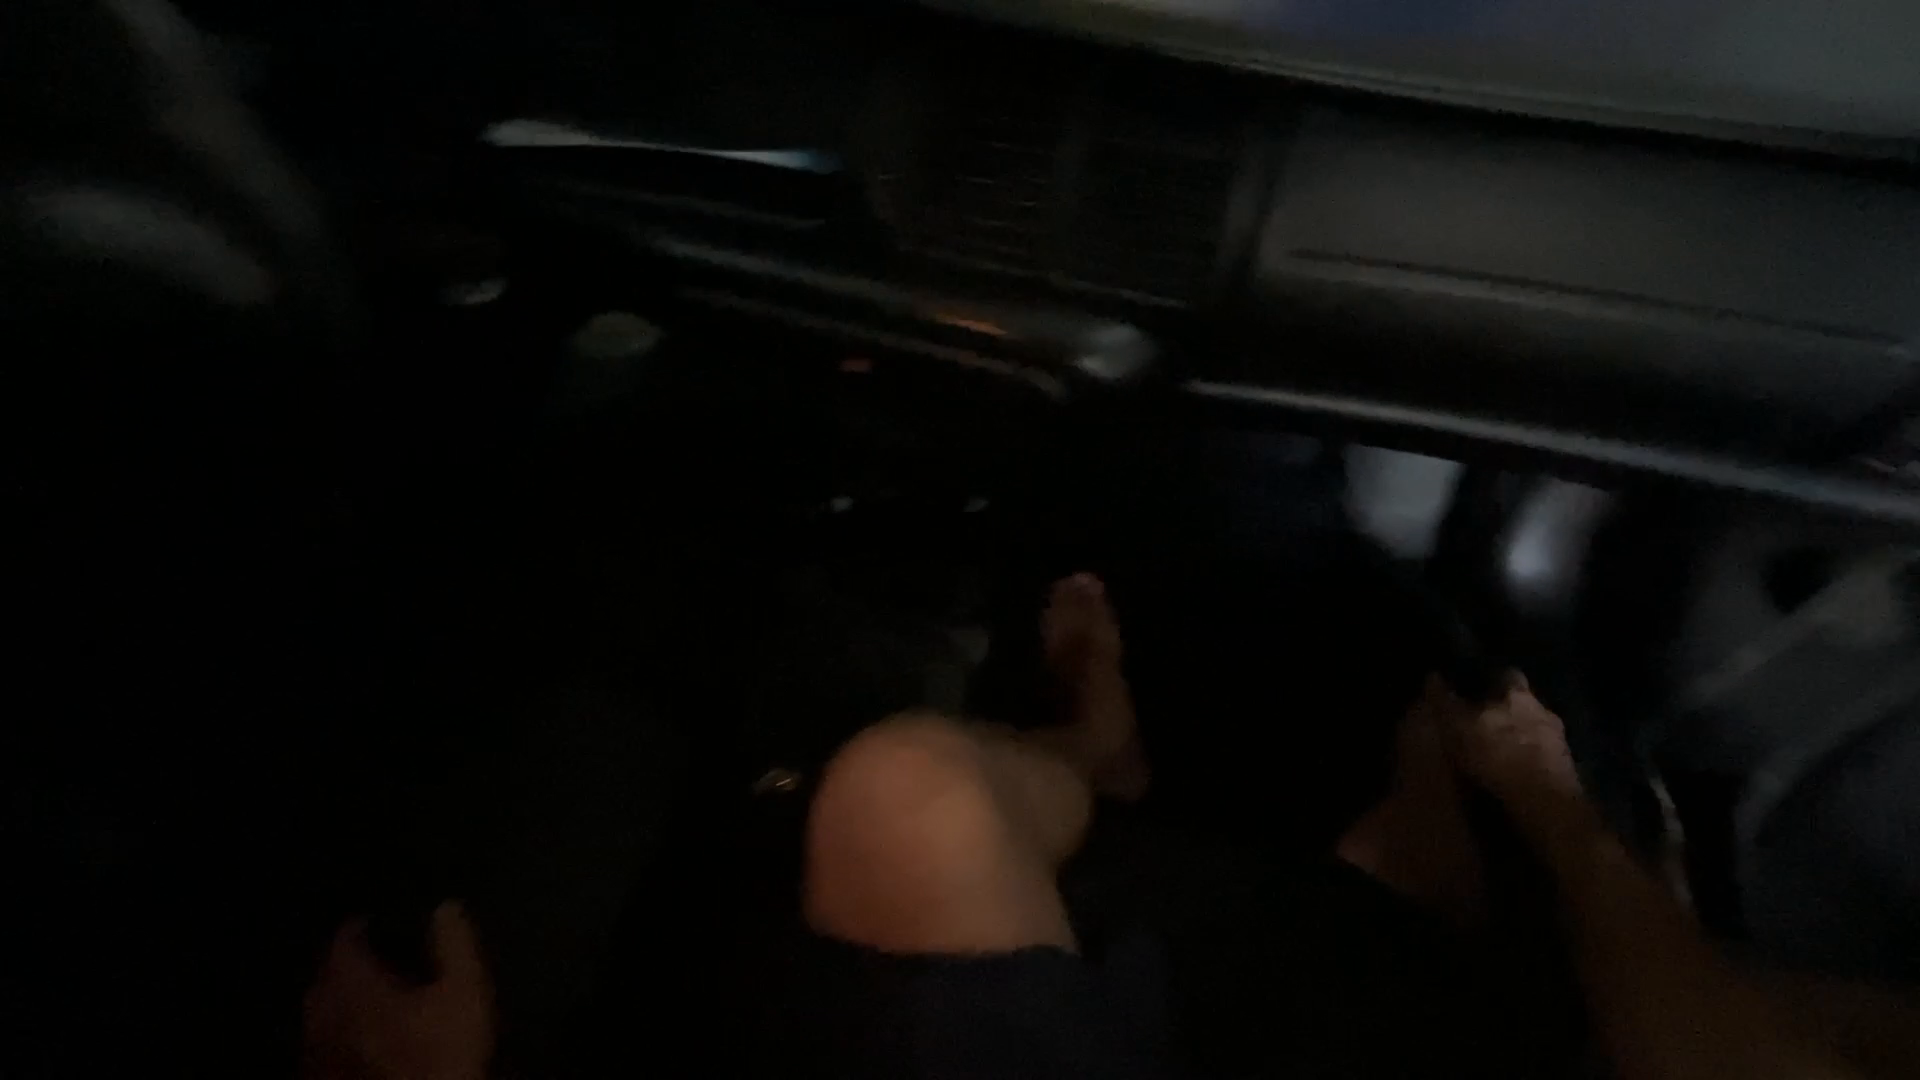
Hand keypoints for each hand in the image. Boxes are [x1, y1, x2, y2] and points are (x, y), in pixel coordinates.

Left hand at [302, 902, 494, 1079]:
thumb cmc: (445, 1044)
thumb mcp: (465, 986)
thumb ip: (453, 944)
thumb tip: (445, 906)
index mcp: (361, 992)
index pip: (342, 952)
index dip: (352, 931)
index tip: (364, 920)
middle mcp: (331, 1021)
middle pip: (321, 985)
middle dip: (336, 964)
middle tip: (358, 951)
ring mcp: (323, 1056)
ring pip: (314, 1018)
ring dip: (329, 996)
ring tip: (351, 987)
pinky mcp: (326, 1079)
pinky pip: (316, 1047)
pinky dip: (328, 1028)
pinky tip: (346, 1032)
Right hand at [1444, 676, 1586, 822]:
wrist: (1543, 802)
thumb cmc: (1495, 753)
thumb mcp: (1455, 725)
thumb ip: (1444, 700)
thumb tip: (1433, 676)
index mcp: (1518, 694)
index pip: (1507, 674)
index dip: (1490, 679)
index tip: (1474, 687)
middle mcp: (1544, 711)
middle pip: (1521, 703)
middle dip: (1504, 710)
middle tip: (1480, 721)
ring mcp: (1559, 741)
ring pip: (1533, 729)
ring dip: (1517, 736)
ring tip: (1493, 750)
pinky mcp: (1566, 769)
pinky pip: (1540, 755)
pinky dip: (1525, 758)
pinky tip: (1508, 770)